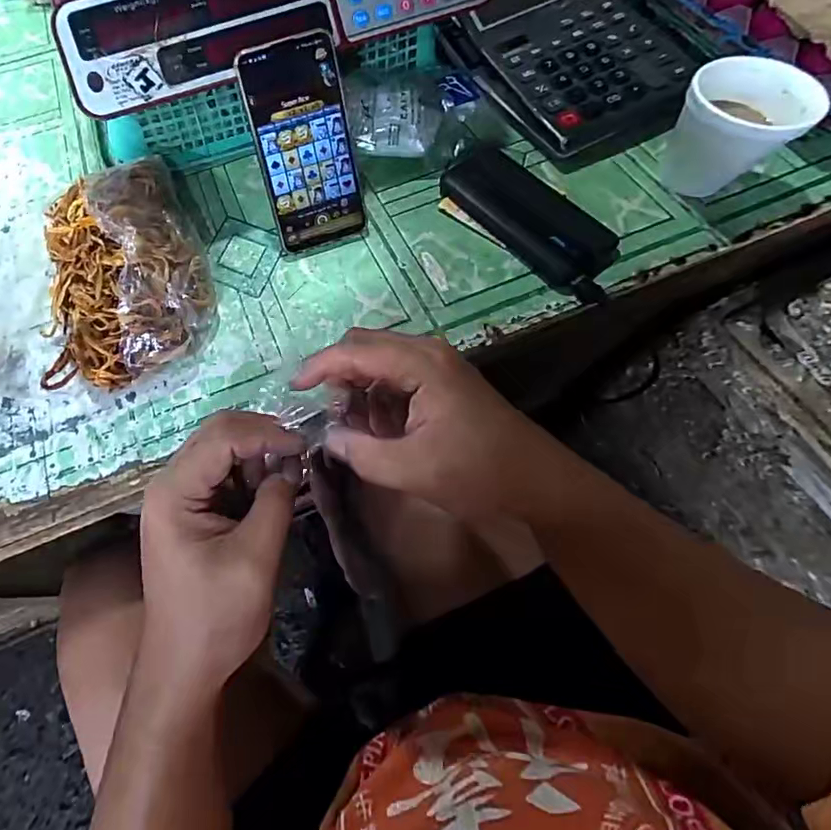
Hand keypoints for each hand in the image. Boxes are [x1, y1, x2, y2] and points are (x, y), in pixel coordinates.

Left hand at [138, 411, 301, 695]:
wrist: (183, 668)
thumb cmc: (215, 618)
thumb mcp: (255, 558)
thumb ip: (274, 502)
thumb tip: (293, 462)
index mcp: (173, 492)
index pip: (221, 437)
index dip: (265, 433)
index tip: (304, 445)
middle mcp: (169, 484)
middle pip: (216, 434)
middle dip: (260, 435)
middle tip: (299, 450)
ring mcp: (177, 497)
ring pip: (220, 449)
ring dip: (256, 453)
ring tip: (289, 469)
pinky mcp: (190, 511)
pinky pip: (221, 474)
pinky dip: (249, 472)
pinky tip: (271, 484)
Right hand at [291, 329, 581, 522]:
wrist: (537, 483)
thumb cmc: (477, 473)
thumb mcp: (410, 469)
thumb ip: (359, 451)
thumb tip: (326, 436)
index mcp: (420, 363)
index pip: (354, 350)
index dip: (318, 367)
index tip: (293, 389)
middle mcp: (427, 352)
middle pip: (365, 346)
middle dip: (337, 375)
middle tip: (323, 412)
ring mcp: (438, 364)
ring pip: (380, 360)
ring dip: (358, 387)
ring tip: (350, 426)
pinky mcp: (443, 381)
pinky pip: (397, 375)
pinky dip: (378, 395)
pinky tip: (376, 427)